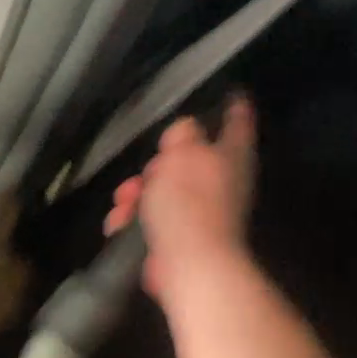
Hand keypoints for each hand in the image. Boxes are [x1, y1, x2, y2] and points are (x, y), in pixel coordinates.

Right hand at [104, 95, 257, 297]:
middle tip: (148, 169)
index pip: (237, 122)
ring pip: (163, 191)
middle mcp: (221, 184)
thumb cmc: (191, 204)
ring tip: (124, 201)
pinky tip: (119, 223)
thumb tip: (185, 130)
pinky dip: (133, 220)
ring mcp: (200, 214)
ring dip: (137, 194)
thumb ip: (183, 134)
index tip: (232, 92)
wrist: (188, 265)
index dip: (233, 106)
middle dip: (158, 164)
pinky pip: (151, 220)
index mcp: (231, 157)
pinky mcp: (178, 239)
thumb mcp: (183, 154)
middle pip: (188, 160)